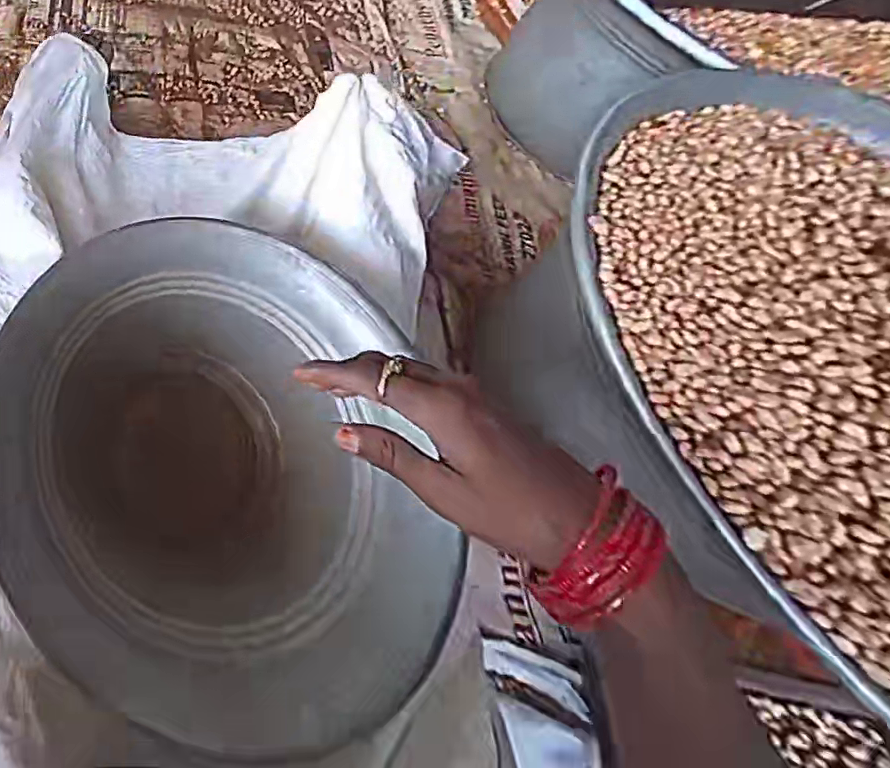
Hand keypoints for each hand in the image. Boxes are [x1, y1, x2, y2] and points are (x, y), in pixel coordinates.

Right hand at [293, 352, 600, 569]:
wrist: (587, 525)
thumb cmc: (513, 515)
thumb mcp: (444, 492)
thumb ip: (391, 454)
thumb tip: (342, 432)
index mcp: (443, 409)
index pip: (373, 379)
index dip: (332, 373)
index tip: (301, 373)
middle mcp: (456, 389)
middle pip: (388, 364)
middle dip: (346, 367)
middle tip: (313, 378)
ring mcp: (472, 392)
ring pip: (406, 367)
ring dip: (370, 371)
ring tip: (338, 384)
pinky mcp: (481, 402)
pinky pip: (424, 376)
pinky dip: (393, 379)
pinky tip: (384, 393)